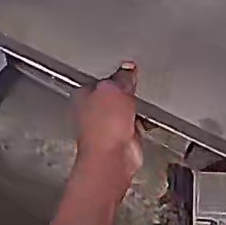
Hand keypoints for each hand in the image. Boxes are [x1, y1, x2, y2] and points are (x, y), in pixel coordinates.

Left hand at [74, 62, 140, 176]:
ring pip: (125, 109)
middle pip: (113, 94)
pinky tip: (141, 120)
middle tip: (133, 87)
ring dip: (133, 108)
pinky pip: (135, 123)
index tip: (127, 69)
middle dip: (125, 92)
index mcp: (83, 95)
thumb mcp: (114, 89)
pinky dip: (141, 122)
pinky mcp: (122, 137)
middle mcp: (92, 111)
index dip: (115, 74)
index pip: (100, 79)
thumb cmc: (104, 126)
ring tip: (136, 106)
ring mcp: (107, 126)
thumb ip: (121, 77)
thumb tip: (128, 68)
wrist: (114, 156)